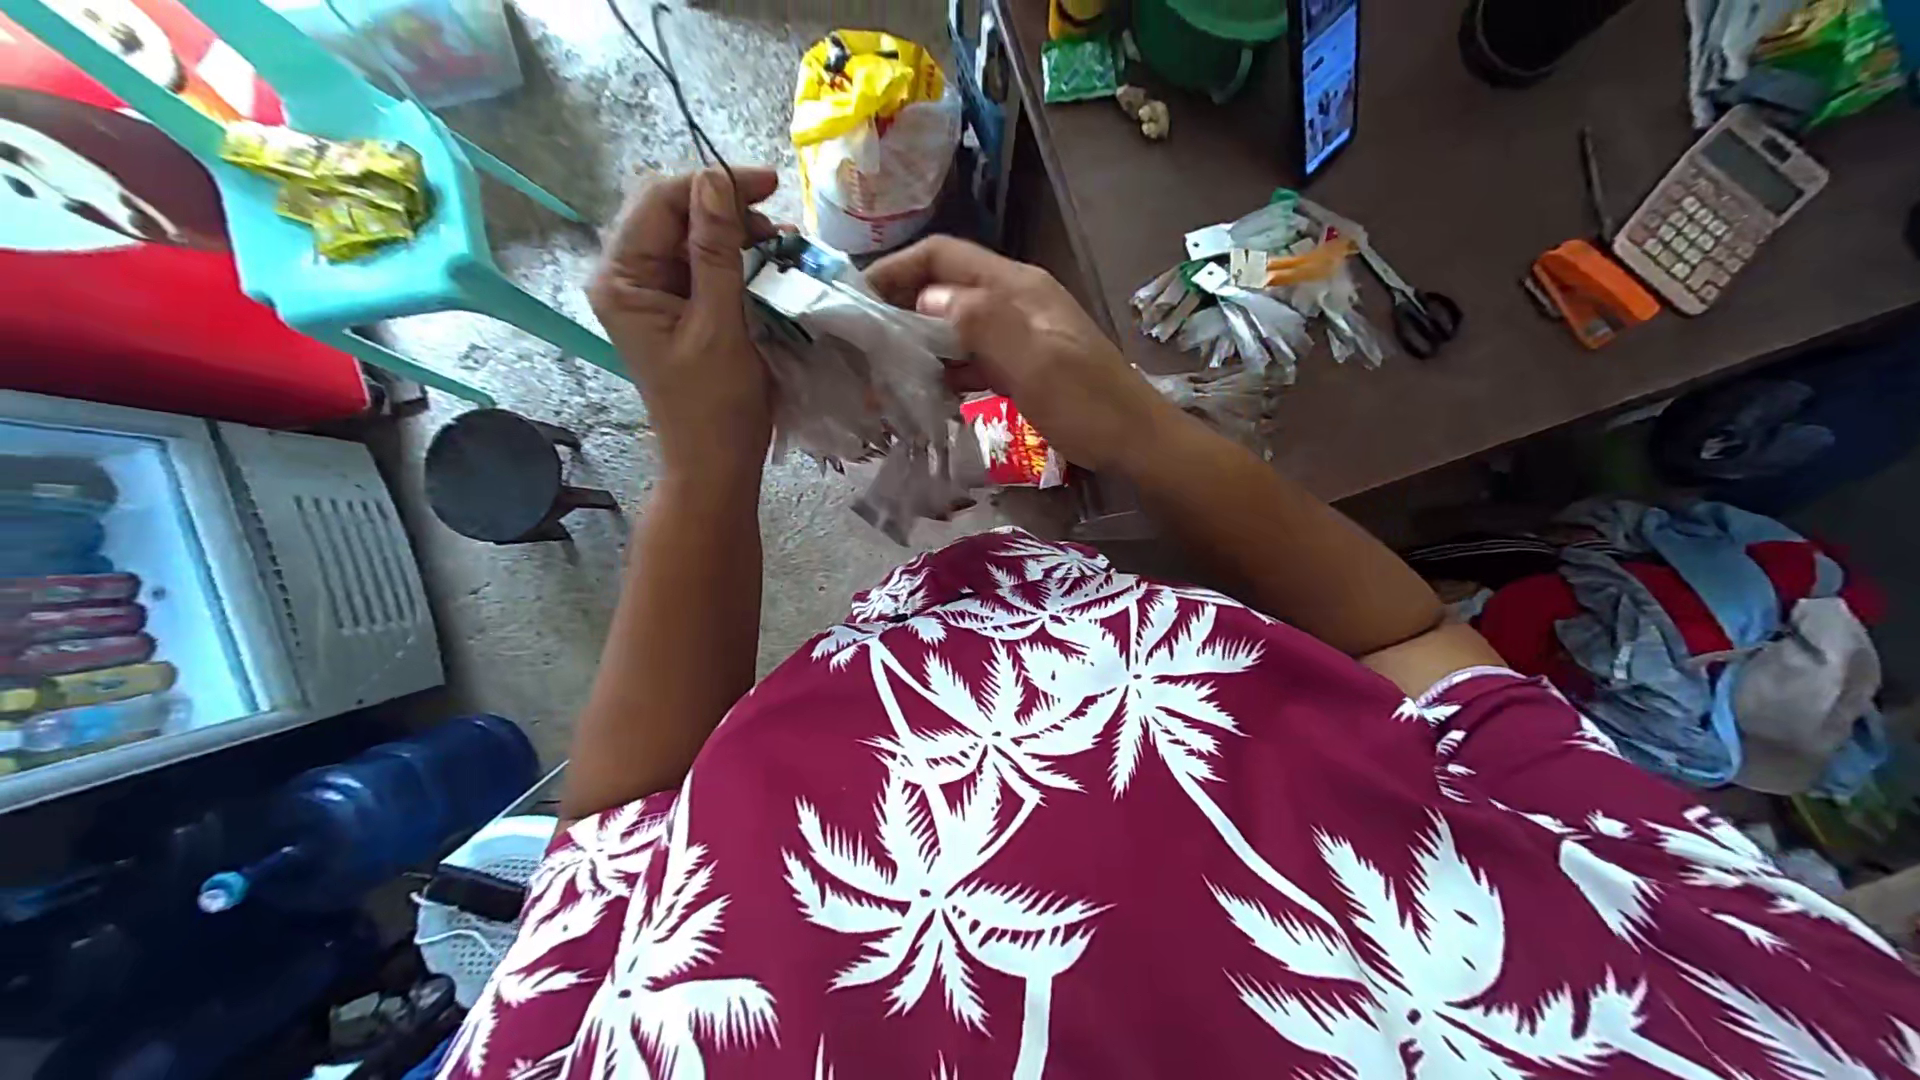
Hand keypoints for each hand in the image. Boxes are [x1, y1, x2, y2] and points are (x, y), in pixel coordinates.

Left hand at [589, 166, 780, 474]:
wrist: (716, 464)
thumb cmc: (716, 406)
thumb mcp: (719, 327)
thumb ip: (716, 253)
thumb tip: (715, 181)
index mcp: (622, 280)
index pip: (660, 202)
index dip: (712, 184)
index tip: (769, 185)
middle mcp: (628, 279)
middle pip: (673, 215)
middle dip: (726, 208)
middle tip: (778, 219)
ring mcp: (654, 295)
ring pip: (693, 240)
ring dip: (736, 234)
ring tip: (780, 242)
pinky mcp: (679, 311)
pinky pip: (705, 269)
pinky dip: (738, 262)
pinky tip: (769, 263)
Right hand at [866, 236, 1173, 472]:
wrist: (1133, 443)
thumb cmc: (1087, 404)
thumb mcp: (1035, 361)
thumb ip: (981, 322)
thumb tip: (924, 300)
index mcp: (1016, 287)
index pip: (944, 256)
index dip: (898, 269)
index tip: (858, 299)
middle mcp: (1013, 301)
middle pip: (945, 289)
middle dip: (900, 308)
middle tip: (863, 343)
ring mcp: (1017, 335)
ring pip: (954, 326)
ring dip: (919, 344)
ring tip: (883, 372)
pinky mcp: (1019, 366)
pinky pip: (971, 359)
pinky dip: (944, 371)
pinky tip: (924, 394)